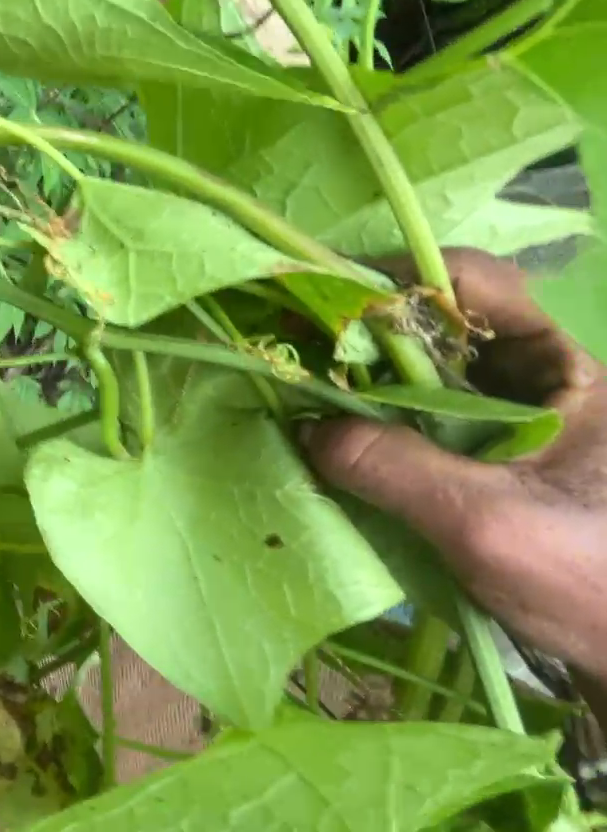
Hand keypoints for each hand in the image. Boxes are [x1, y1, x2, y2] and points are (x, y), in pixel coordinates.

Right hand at [301, 250, 606, 685]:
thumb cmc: (604, 585)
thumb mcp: (490, 527)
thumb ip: (391, 467)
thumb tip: (306, 427)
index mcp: (565, 374)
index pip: (474, 283)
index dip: (392, 276)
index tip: (315, 301)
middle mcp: (537, 383)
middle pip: (432, 324)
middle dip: (353, 333)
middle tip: (286, 354)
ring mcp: (512, 422)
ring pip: (415, 372)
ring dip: (352, 381)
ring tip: (298, 400)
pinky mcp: (488, 460)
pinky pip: (412, 418)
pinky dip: (364, 421)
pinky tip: (331, 442)